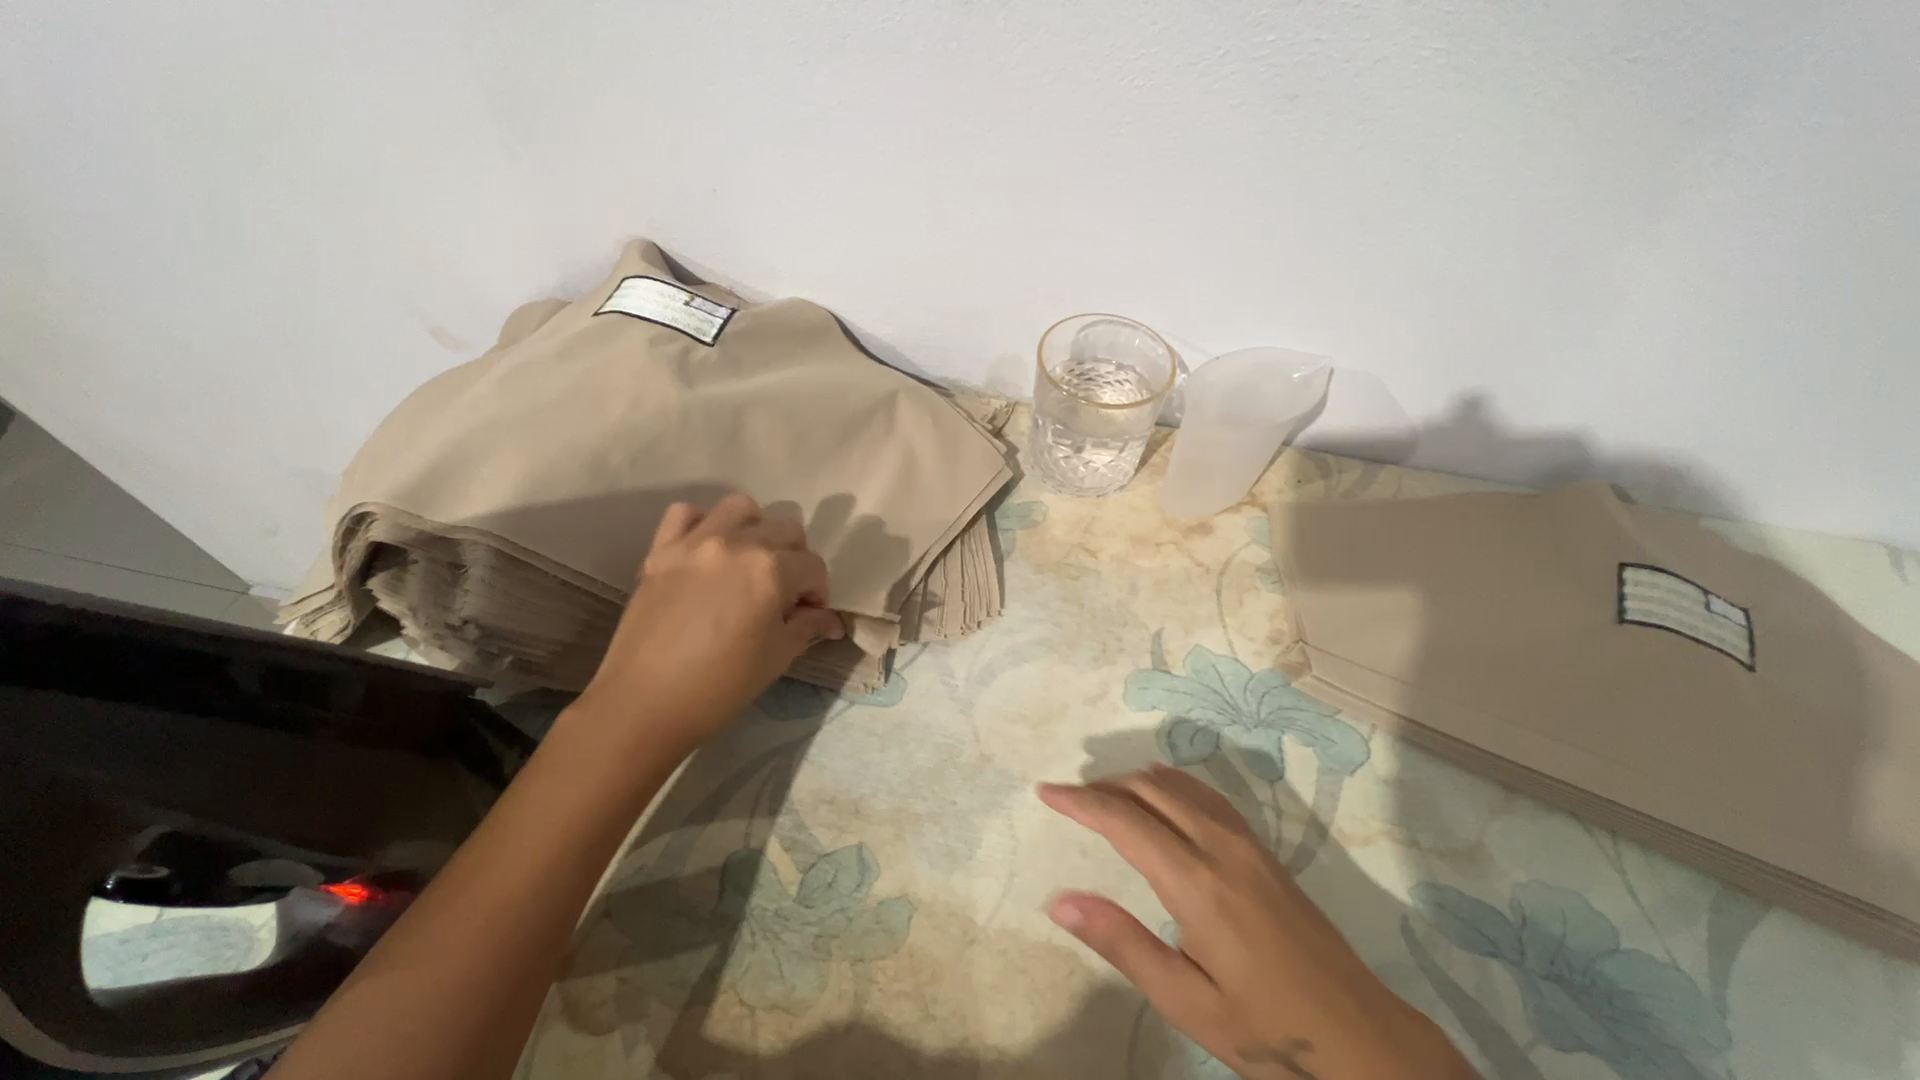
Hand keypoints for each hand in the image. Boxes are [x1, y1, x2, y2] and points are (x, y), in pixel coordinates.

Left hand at [575, 494, 844, 751]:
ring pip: (741, 508)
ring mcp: (694, 542)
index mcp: (771, 570)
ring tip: (750, 563)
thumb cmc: (720, 686)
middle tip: (784, 594)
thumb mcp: (776, 657)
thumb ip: (807, 627)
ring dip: (756, 530)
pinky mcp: (660, 550)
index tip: (809, 616)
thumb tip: (830, 620)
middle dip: (795, 560)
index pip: (814, 567)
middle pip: (785, 530)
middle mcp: (736, 544)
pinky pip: (685, 513)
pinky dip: (702, 524)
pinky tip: (707, 554)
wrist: (644, 704)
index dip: (819, 593)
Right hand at [1039, 766, 1476, 1079]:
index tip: (1045, 791)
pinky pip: (1211, 799)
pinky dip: (1176, 785)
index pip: (1126, 820)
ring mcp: (1250, 847)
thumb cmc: (1265, 1026)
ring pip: (1185, 788)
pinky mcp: (1267, 855)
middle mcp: (1222, 848)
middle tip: (1069, 796)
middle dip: (1106, 785)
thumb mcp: (1185, 1000)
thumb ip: (1121, 943)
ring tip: (1105, 792)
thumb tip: (1059, 900)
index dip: (1081, 801)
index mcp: (1197, 883)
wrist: (1360, 1036)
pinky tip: (1167, 795)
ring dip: (1140, 781)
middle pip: (1154, 791)